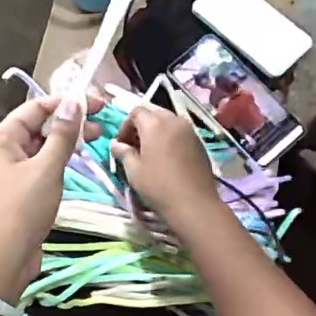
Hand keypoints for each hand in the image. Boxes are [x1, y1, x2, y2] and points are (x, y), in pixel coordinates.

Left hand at [0, 91, 103, 299]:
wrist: (2, 260)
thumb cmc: (22, 210)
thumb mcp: (46, 169)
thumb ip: (62, 135)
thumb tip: (73, 102)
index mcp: (1, 139)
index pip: (35, 108)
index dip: (66, 102)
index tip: (97, 102)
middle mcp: (2, 152)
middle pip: (38, 127)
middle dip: (69, 122)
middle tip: (103, 122)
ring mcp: (10, 174)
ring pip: (41, 149)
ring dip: (67, 142)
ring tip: (98, 139)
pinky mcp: (19, 194)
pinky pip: (41, 168)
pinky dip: (59, 162)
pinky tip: (79, 162)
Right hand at [109, 105, 221, 227]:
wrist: (194, 203)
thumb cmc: (158, 186)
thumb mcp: (134, 170)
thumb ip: (123, 152)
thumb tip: (116, 144)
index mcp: (155, 123)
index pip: (136, 112)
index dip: (125, 125)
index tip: (122, 144)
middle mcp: (174, 120)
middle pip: (154, 113)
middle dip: (141, 126)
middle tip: (134, 146)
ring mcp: (190, 130)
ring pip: (169, 121)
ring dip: (156, 131)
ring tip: (150, 152)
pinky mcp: (199, 142)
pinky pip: (180, 132)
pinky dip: (170, 138)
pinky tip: (167, 157)